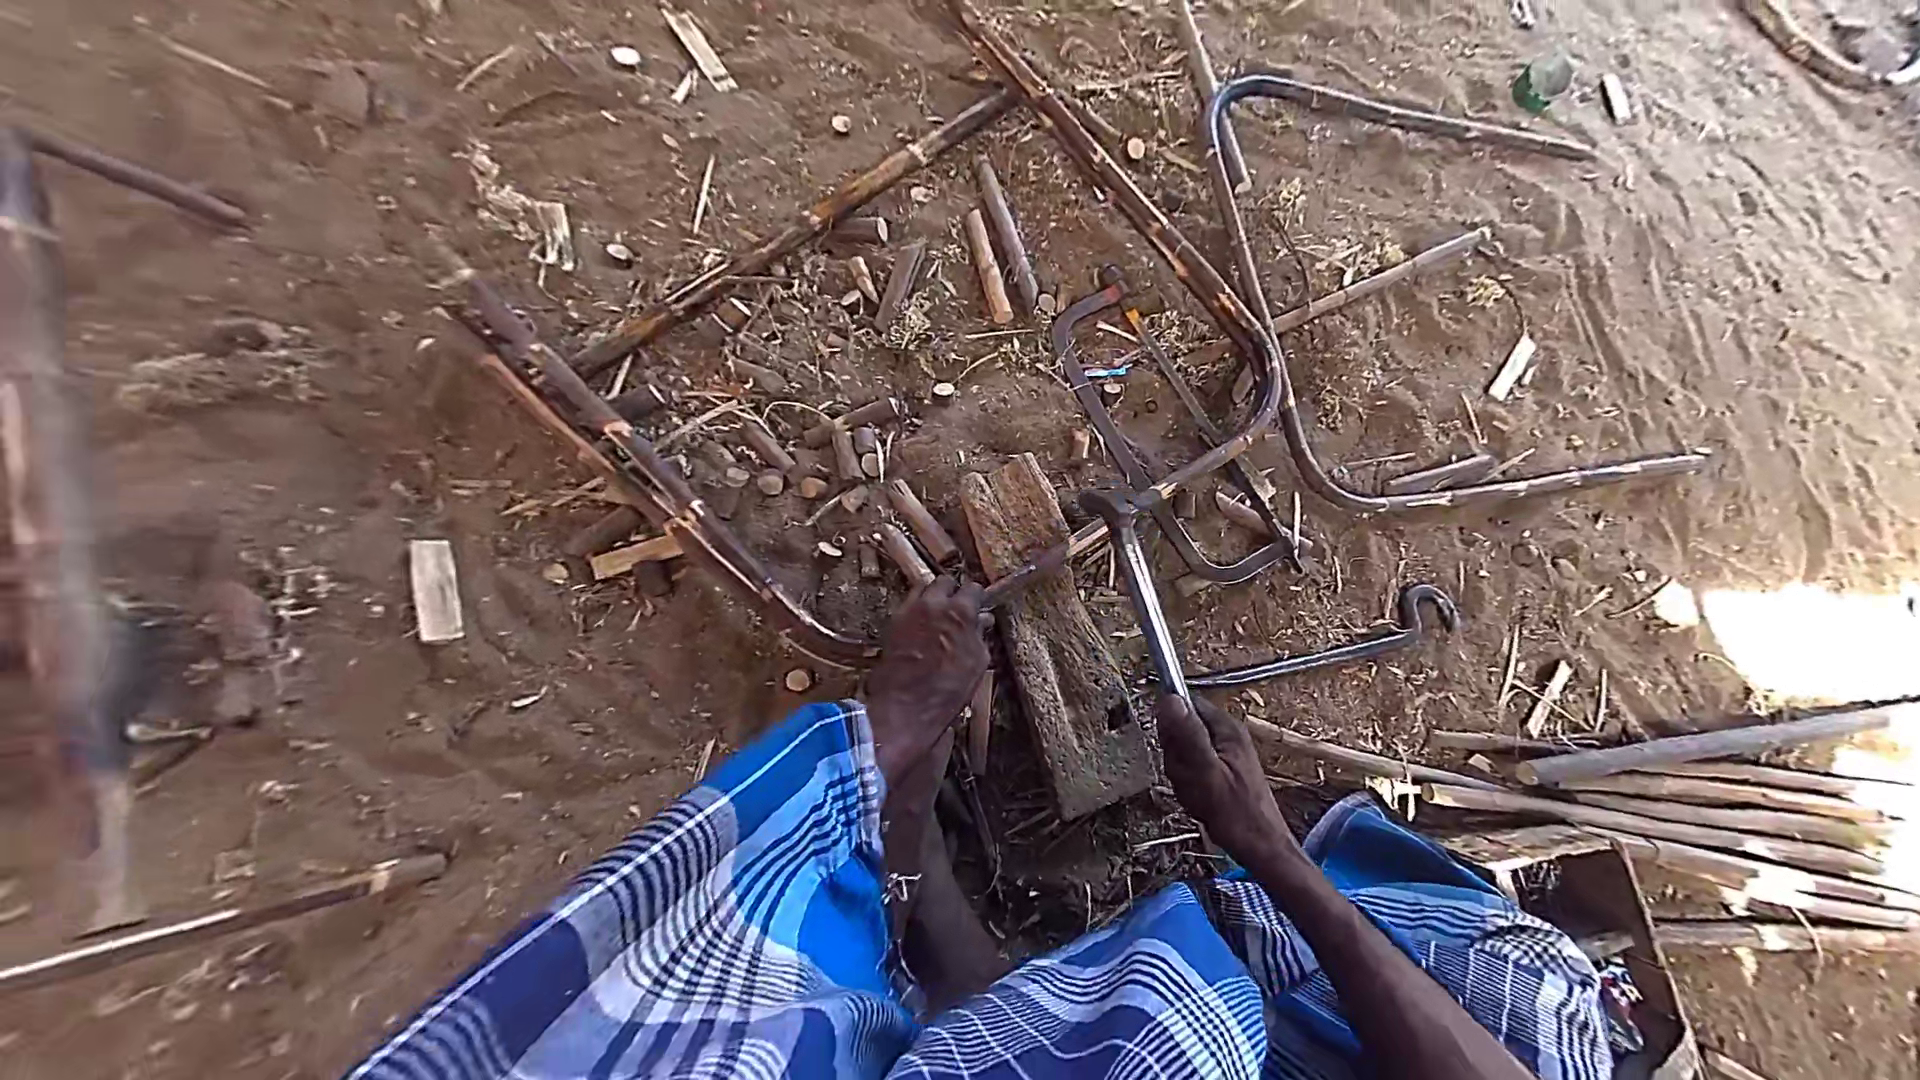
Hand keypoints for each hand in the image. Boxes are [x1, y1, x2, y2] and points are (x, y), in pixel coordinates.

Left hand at [865, 577, 989, 787]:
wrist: (907, 704)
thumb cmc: (948, 687)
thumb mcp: (977, 661)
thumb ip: (979, 635)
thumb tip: (982, 620)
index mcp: (960, 611)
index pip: (973, 588)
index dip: (976, 597)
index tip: (978, 605)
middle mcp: (934, 603)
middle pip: (945, 582)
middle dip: (952, 591)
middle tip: (956, 607)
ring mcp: (910, 610)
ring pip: (923, 589)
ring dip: (932, 597)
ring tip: (937, 615)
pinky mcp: (893, 621)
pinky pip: (907, 605)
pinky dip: (916, 609)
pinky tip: (921, 626)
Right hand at [1157, 693, 1301, 871]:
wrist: (1262, 851)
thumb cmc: (1235, 813)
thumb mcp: (1205, 770)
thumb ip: (1187, 734)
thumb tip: (1169, 698)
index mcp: (1225, 728)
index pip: (1184, 704)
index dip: (1170, 724)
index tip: (1172, 749)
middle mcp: (1227, 735)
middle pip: (1182, 727)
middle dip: (1175, 753)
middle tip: (1188, 775)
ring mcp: (1225, 752)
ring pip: (1183, 749)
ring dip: (1180, 770)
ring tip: (1194, 789)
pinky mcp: (1222, 769)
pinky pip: (1191, 765)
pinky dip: (1188, 781)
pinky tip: (1198, 796)